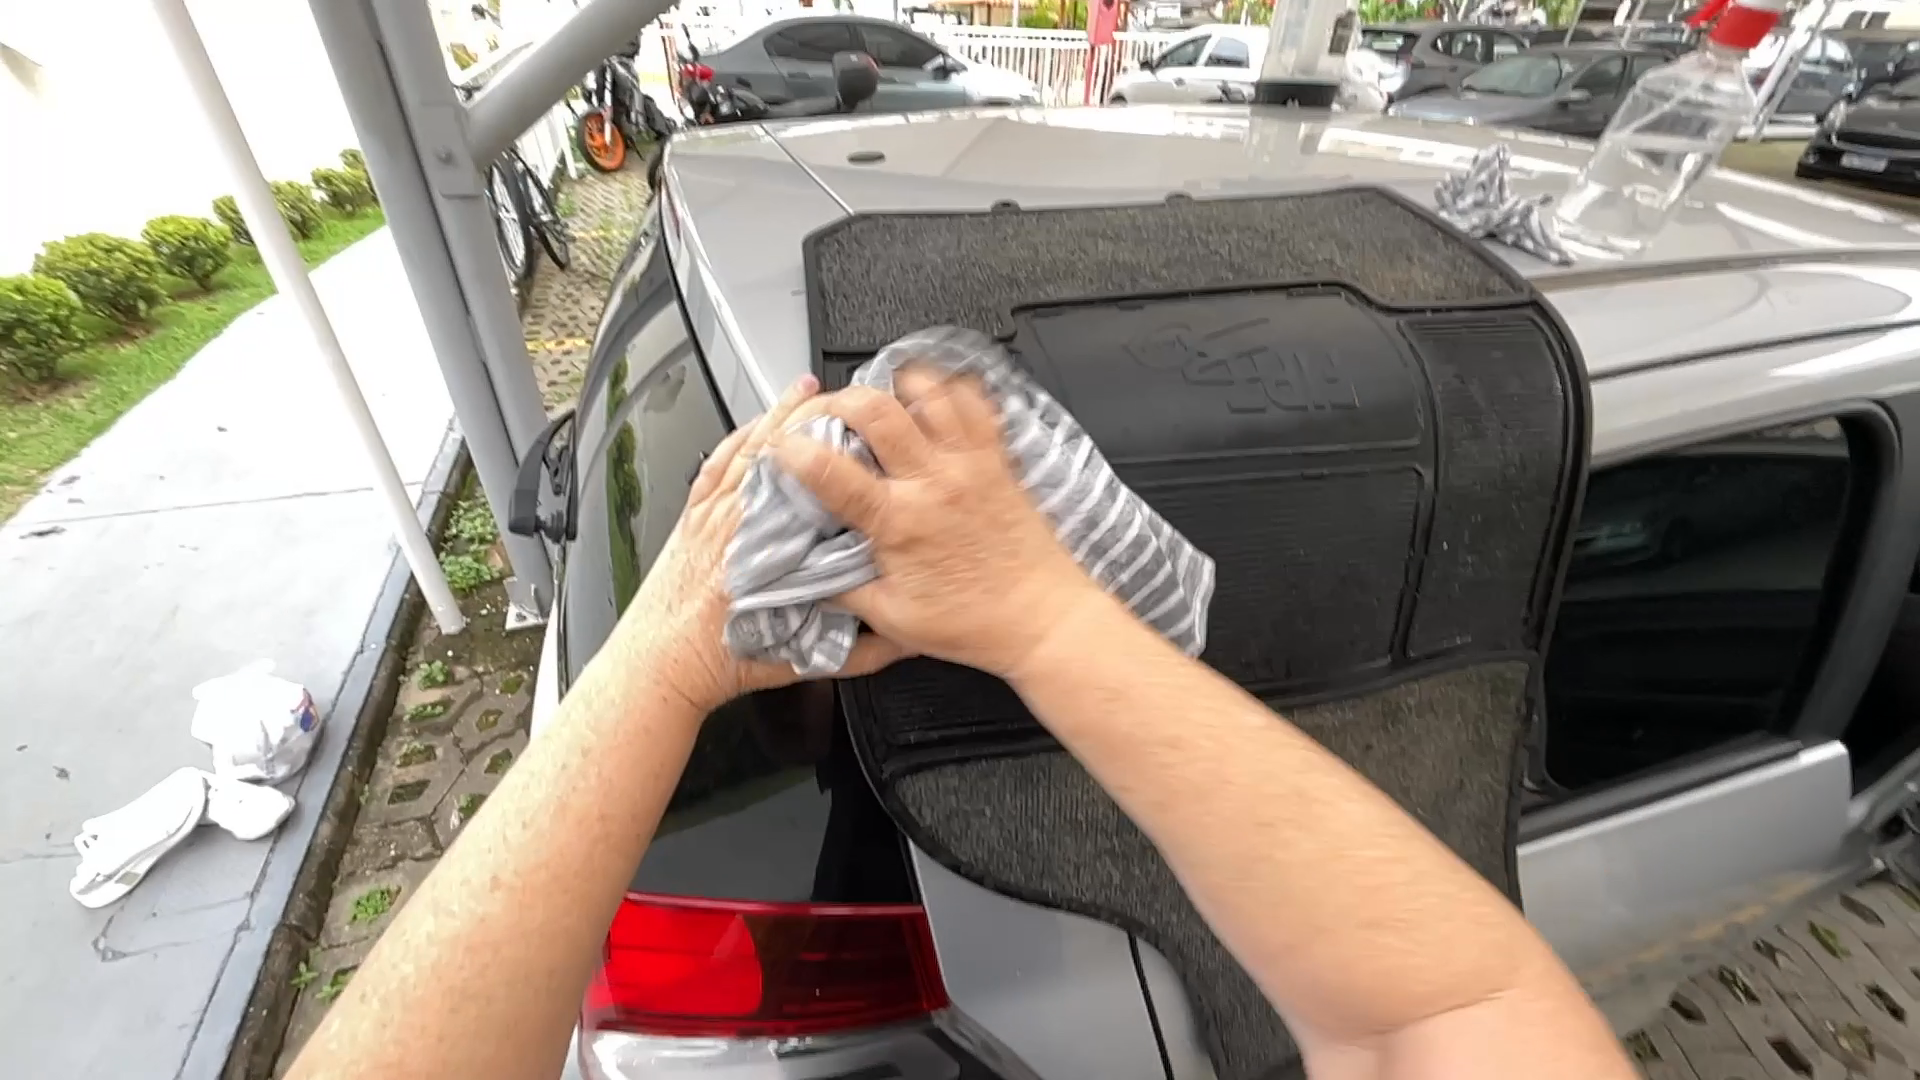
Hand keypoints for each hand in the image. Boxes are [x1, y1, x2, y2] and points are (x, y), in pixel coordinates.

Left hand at [620, 376, 907, 715]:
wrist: (659, 665)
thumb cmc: (722, 660)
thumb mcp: (803, 663)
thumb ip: (860, 652)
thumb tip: (901, 642)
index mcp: (777, 557)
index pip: (820, 497)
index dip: (846, 465)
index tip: (874, 445)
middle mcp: (744, 525)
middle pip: (789, 459)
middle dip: (819, 423)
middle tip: (850, 399)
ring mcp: (715, 515)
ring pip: (753, 450)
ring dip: (781, 417)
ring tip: (808, 391)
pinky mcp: (692, 516)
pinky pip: (718, 463)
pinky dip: (738, 438)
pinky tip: (756, 421)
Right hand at [771, 368, 1108, 680]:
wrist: (1042, 618)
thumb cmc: (977, 622)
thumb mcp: (894, 618)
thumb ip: (846, 591)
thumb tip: (814, 573)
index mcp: (900, 521)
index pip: (830, 471)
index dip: (793, 450)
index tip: (782, 447)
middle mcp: (935, 482)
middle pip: (876, 409)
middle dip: (839, 400)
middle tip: (829, 414)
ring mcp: (970, 464)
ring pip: (931, 392)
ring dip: (898, 386)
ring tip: (882, 398)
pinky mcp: (998, 461)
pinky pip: (979, 406)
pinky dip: (954, 392)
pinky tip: (938, 402)